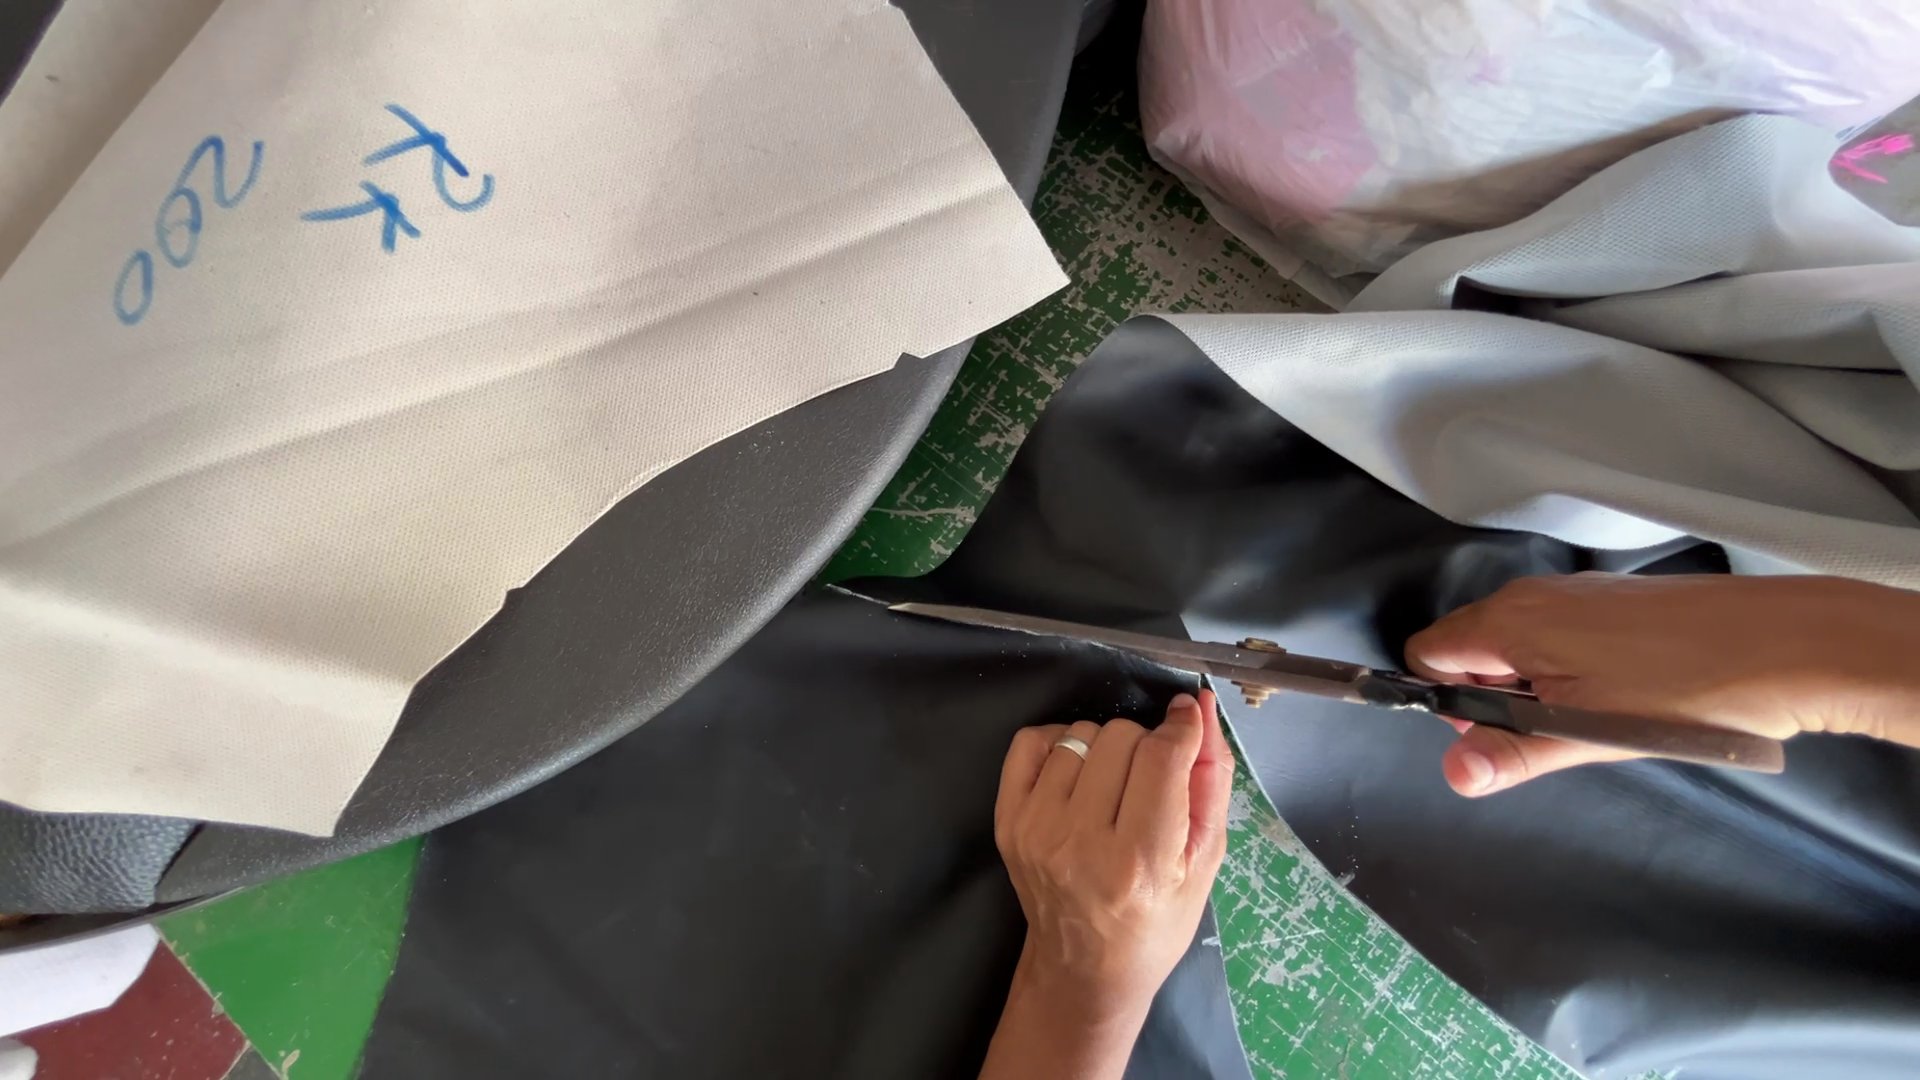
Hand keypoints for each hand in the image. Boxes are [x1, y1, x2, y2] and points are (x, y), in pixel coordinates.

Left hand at [977, 690, 1234, 1079]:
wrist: (1082, 967)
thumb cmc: (1155, 922)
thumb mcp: (1204, 864)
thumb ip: (1210, 781)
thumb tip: (1200, 707)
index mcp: (1138, 863)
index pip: (1159, 759)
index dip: (1180, 727)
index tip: (1186, 718)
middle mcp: (1078, 842)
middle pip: (1120, 737)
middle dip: (1145, 746)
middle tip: (1148, 783)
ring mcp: (1035, 828)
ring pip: (1080, 733)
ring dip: (1104, 748)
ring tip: (1112, 788)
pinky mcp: (1006, 819)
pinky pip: (1032, 739)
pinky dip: (1060, 742)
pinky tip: (1076, 773)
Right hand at [1405, 573, 1919, 795]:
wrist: (1803, 642)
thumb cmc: (1686, 689)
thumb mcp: (1591, 733)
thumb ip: (1513, 751)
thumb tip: (1455, 776)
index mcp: (1504, 622)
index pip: (1425, 654)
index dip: (1450, 696)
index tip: (1505, 722)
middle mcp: (1521, 595)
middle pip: (1463, 645)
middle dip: (1490, 689)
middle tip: (1554, 720)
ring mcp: (1563, 588)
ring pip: (1506, 637)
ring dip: (1528, 675)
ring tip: (1594, 703)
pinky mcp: (1600, 591)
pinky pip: (1545, 625)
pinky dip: (1560, 656)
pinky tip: (1620, 680)